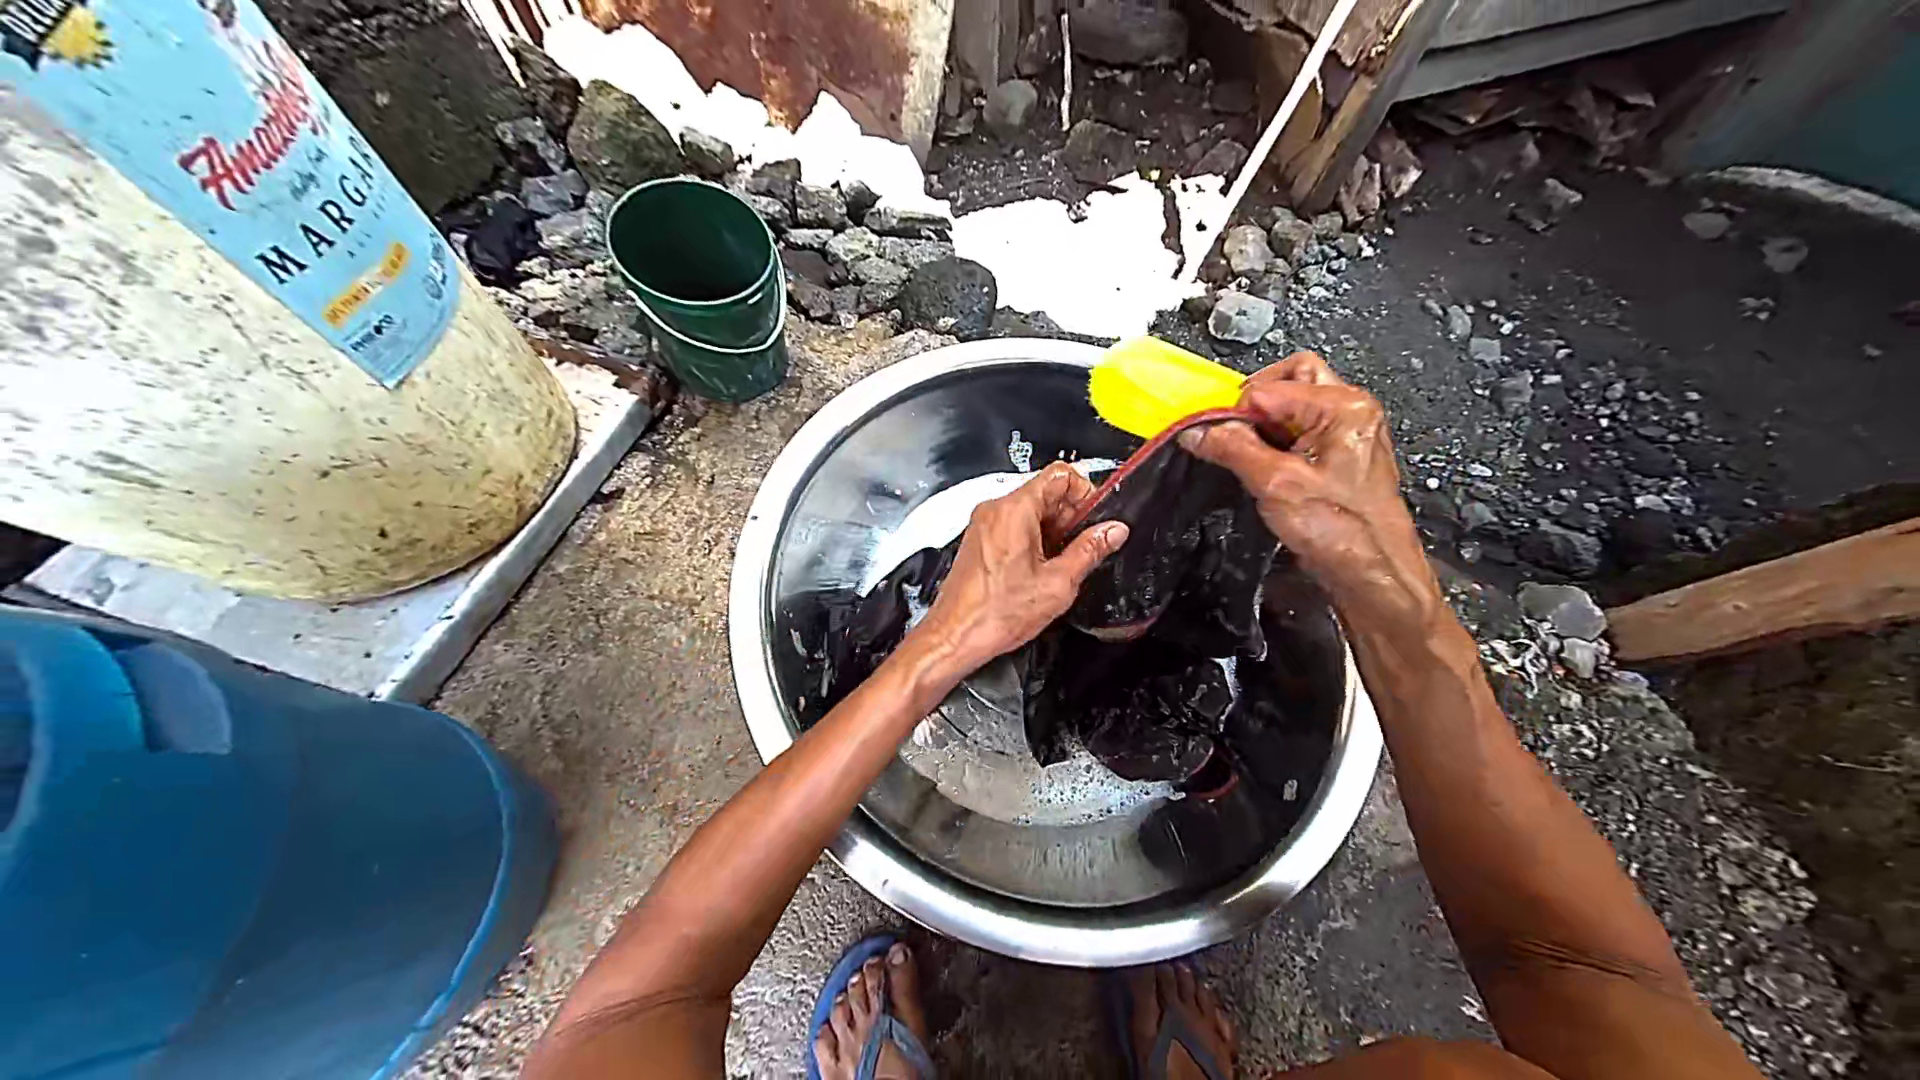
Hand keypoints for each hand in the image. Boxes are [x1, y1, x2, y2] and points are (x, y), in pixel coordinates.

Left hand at [909, 462, 1128, 673]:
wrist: (955, 635)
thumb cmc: (993, 614)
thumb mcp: (1058, 584)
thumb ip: (1090, 550)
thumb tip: (1112, 531)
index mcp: (1014, 511)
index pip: (1060, 474)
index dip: (1086, 492)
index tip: (1096, 517)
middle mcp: (995, 510)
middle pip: (1046, 492)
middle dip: (1071, 516)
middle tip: (1083, 545)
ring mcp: (984, 524)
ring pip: (1031, 510)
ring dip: (1054, 531)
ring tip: (1060, 564)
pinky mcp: (980, 539)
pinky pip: (1014, 525)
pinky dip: (1034, 540)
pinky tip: (1040, 569)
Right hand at [1179, 352, 1443, 631]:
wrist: (1370, 571)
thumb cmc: (1344, 532)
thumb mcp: (1274, 484)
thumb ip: (1232, 449)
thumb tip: (1198, 430)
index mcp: (1343, 408)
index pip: (1268, 387)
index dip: (1234, 412)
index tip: (1210, 435)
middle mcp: (1350, 412)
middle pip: (1287, 379)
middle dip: (1253, 404)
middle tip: (1231, 433)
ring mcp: (1344, 431)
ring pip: (1290, 404)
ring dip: (1262, 426)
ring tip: (1251, 458)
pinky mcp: (1335, 453)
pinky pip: (1296, 430)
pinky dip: (1272, 442)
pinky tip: (1265, 470)